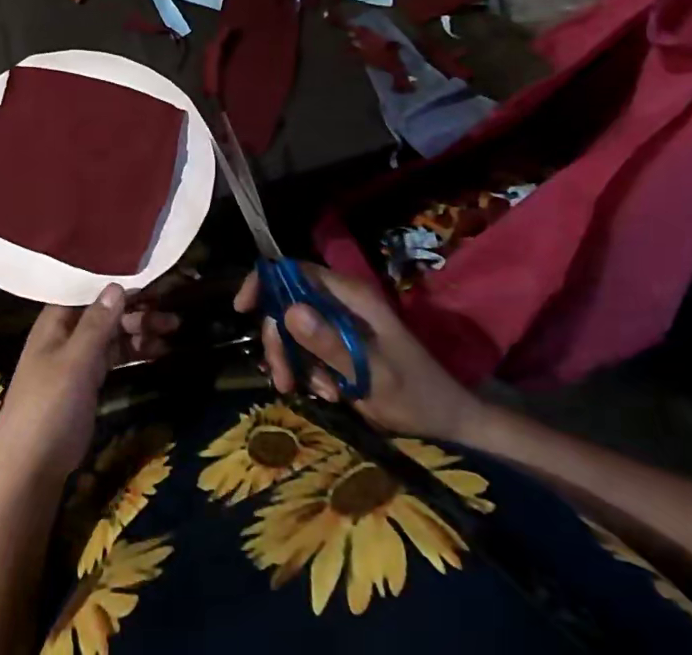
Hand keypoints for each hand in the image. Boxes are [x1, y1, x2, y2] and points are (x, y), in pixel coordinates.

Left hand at [0, 285, 178, 485]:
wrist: (31, 467)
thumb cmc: (49, 407)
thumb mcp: (75, 363)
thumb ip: (96, 324)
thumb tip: (117, 284)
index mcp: (55, 322)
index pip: (89, 290)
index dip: (118, 282)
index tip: (153, 277)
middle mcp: (66, 334)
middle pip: (106, 311)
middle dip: (138, 309)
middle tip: (172, 313)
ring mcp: (77, 357)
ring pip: (113, 333)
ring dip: (141, 330)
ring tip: (173, 331)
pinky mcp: (88, 380)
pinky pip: (115, 355)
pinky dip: (135, 351)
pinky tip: (158, 351)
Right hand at [234, 265, 484, 442]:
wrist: (447, 419)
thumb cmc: (415, 392)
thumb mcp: (371, 372)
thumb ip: (329, 343)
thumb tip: (288, 312)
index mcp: (352, 296)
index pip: (297, 271)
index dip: (266, 282)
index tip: (244, 309)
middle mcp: (342, 303)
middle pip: (288, 304)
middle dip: (279, 340)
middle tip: (282, 379)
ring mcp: (341, 324)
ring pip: (293, 330)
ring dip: (292, 362)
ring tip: (311, 393)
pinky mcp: (340, 345)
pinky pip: (307, 350)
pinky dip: (307, 372)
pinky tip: (329, 394)